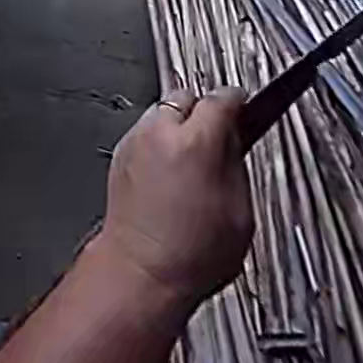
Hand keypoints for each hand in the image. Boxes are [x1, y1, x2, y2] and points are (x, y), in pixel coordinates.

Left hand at [99, 88, 252, 304]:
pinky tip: (169, 168)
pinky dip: (159, 140)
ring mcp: (136, 140)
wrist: (143, 266)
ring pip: (161, 112)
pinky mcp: (120, 151)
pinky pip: (145, 131)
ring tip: (192, 156)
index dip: (235, 99)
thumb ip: (235, 163)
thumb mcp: (239, 211)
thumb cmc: (192, 250)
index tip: (242, 101)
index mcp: (196, 144)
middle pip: (184, 96)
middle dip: (202, 109)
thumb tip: (233, 138)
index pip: (219, 100)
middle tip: (217, 131)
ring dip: (178, 124)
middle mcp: (160, 133)